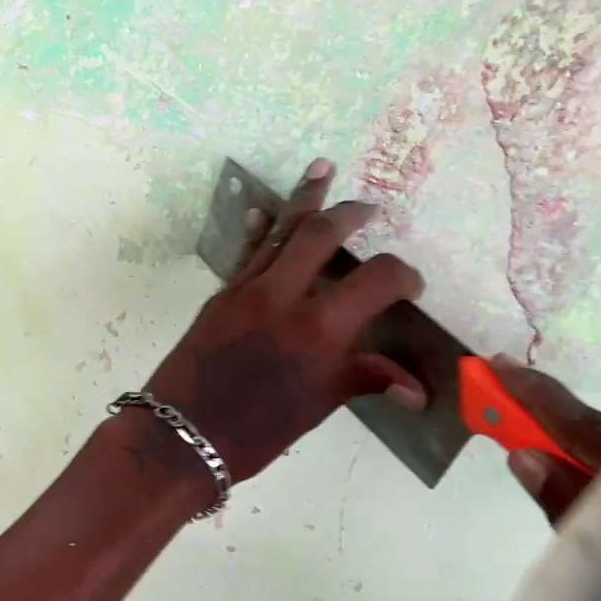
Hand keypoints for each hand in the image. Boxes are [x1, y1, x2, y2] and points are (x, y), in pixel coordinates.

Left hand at [142, 158, 426, 480]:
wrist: (182, 432)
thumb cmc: (258, 430)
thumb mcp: (318, 406)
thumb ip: (364, 379)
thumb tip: (418, 388)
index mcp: (318, 329)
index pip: (375, 280)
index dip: (401, 275)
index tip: (410, 282)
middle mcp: (282, 297)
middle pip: (318, 236)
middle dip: (347, 214)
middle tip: (368, 205)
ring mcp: (245, 290)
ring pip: (277, 233)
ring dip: (301, 200)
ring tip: (320, 168)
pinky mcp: (220, 294)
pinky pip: (245, 252)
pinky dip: (258, 229)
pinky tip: (260, 210)